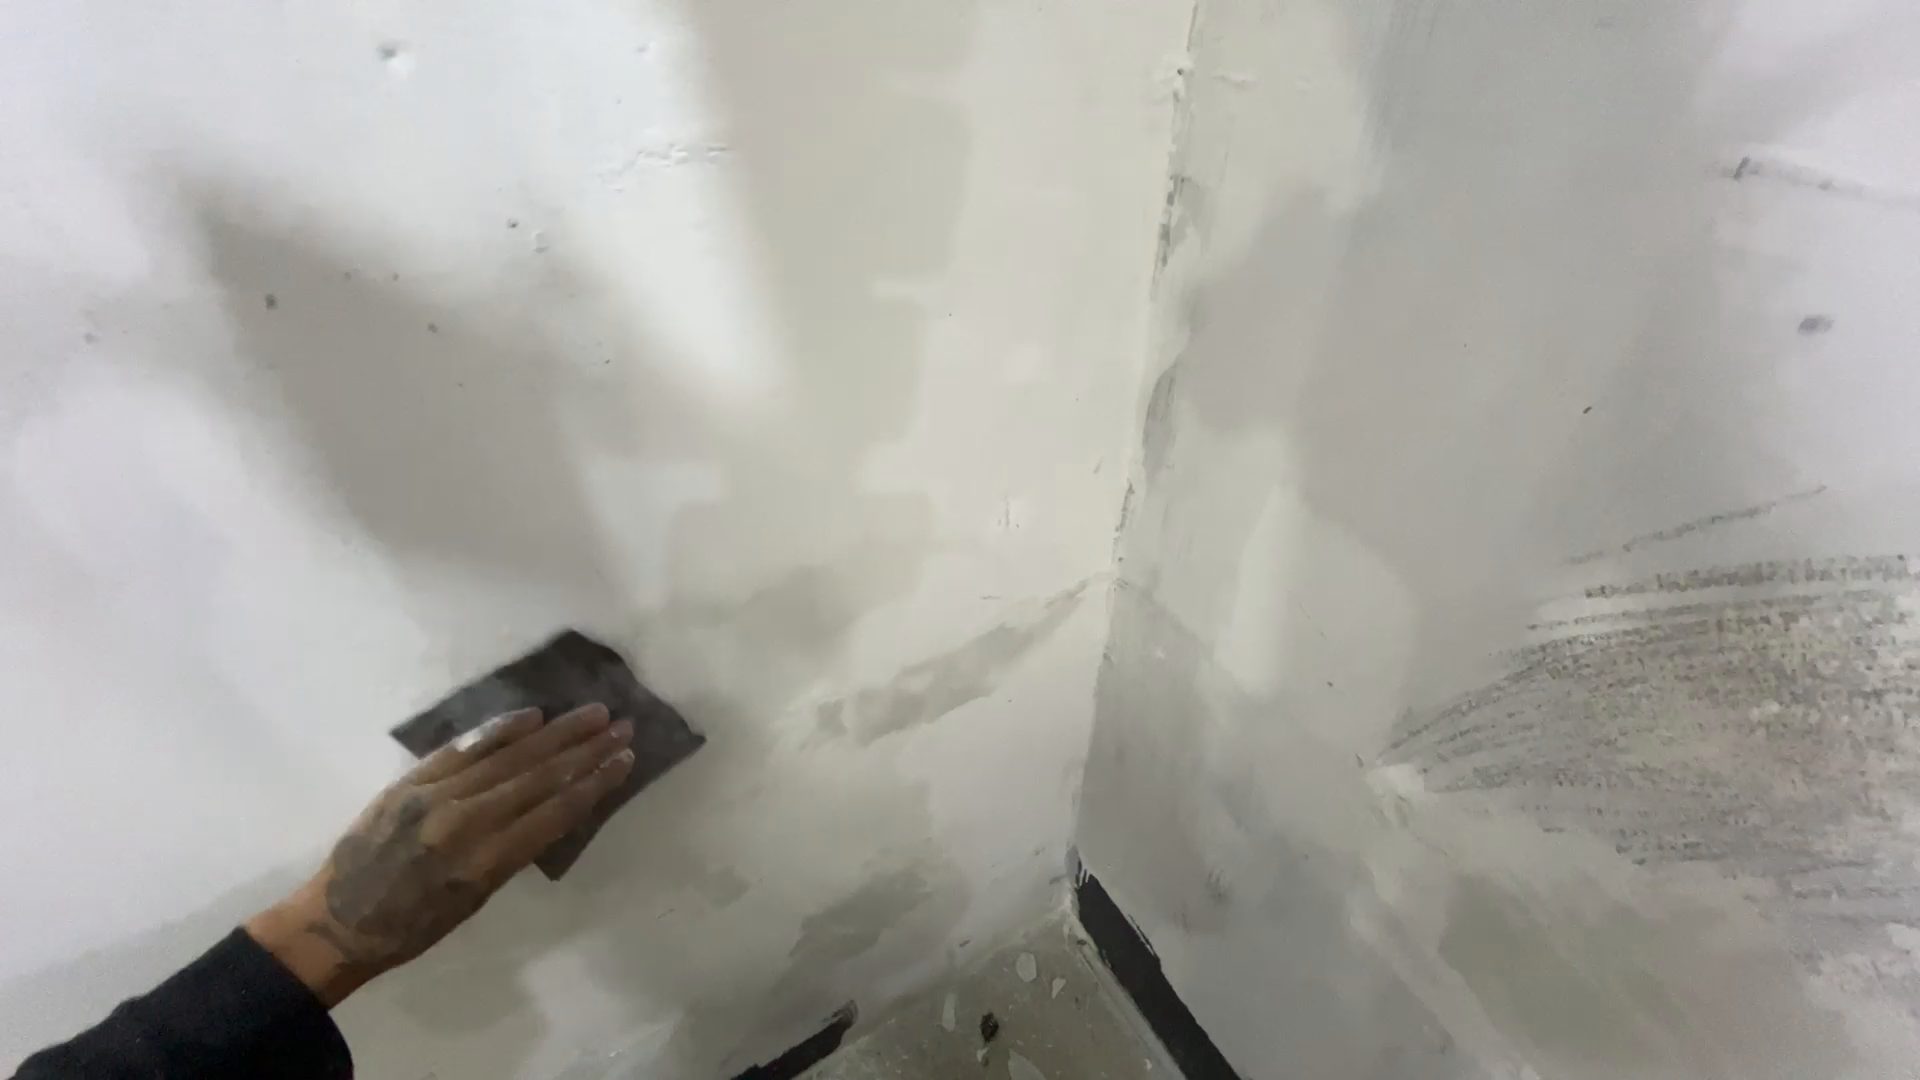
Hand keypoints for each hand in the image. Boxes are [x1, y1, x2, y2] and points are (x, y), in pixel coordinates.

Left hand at [245, 704, 635, 1004]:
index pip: (558, 810)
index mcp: (486, 860)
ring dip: (558, 731)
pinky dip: (502, 729)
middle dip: (588, 748)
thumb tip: (564, 802)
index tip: (626, 759)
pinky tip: (533, 715)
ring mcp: (436, 796)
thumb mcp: (480, 897)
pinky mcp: (411, 780)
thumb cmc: (416, 924)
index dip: (597, 782)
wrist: (333, 923)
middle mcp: (466, 822)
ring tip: (594, 713)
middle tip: (622, 726)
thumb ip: (521, 846)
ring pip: (511, 754)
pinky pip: (465, 747)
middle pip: (542, 775)